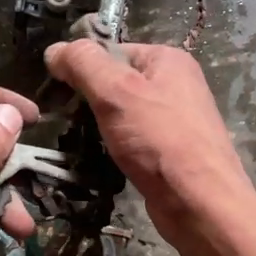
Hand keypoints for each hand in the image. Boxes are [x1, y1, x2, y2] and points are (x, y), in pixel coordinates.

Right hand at [44, 41, 255, 242]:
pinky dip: (115, 146)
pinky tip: (103, 159)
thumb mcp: (116, 91)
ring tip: (82, 141)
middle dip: (90, 99)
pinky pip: (132, 138)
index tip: (58, 91)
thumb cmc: (159, 140)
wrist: (201, 205)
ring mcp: (175, 118)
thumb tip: (54, 50)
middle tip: (67, 119)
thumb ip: (83, 64)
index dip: (82, 67)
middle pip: (116, 81)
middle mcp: (176, 83)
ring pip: (122, 112)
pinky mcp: (171, 150)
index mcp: (167, 59)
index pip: (111, 50)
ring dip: (100, 125)